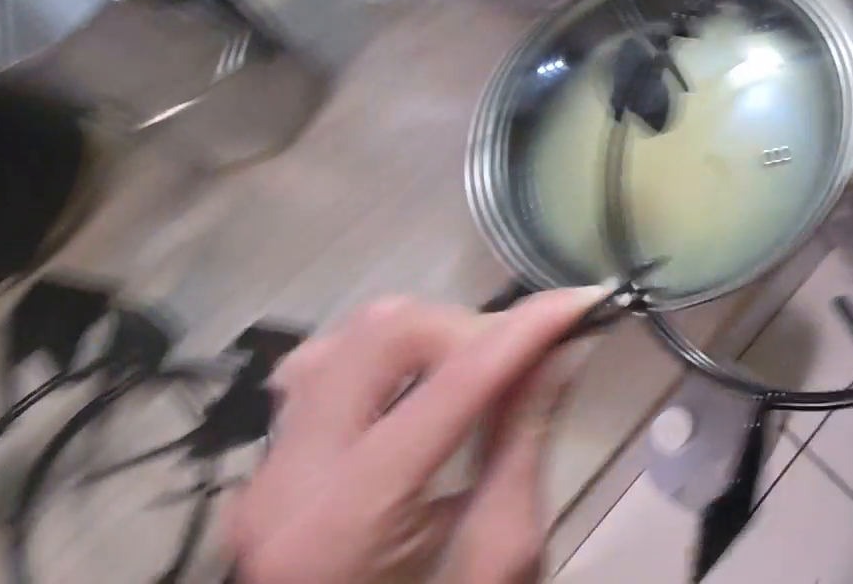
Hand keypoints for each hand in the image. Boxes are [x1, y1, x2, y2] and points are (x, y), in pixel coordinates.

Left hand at [229, 290, 604, 583]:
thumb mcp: (504, 551)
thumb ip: (526, 438)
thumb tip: (565, 347)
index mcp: (343, 525)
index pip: (451, 387)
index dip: (526, 331)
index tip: (585, 301)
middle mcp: (285, 481)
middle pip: (386, 335)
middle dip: (473, 329)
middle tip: (526, 355)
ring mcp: (267, 467)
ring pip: (351, 335)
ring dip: (431, 336)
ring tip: (479, 370)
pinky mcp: (273, 459)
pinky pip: (324, 364)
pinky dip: (387, 355)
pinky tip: (422, 383)